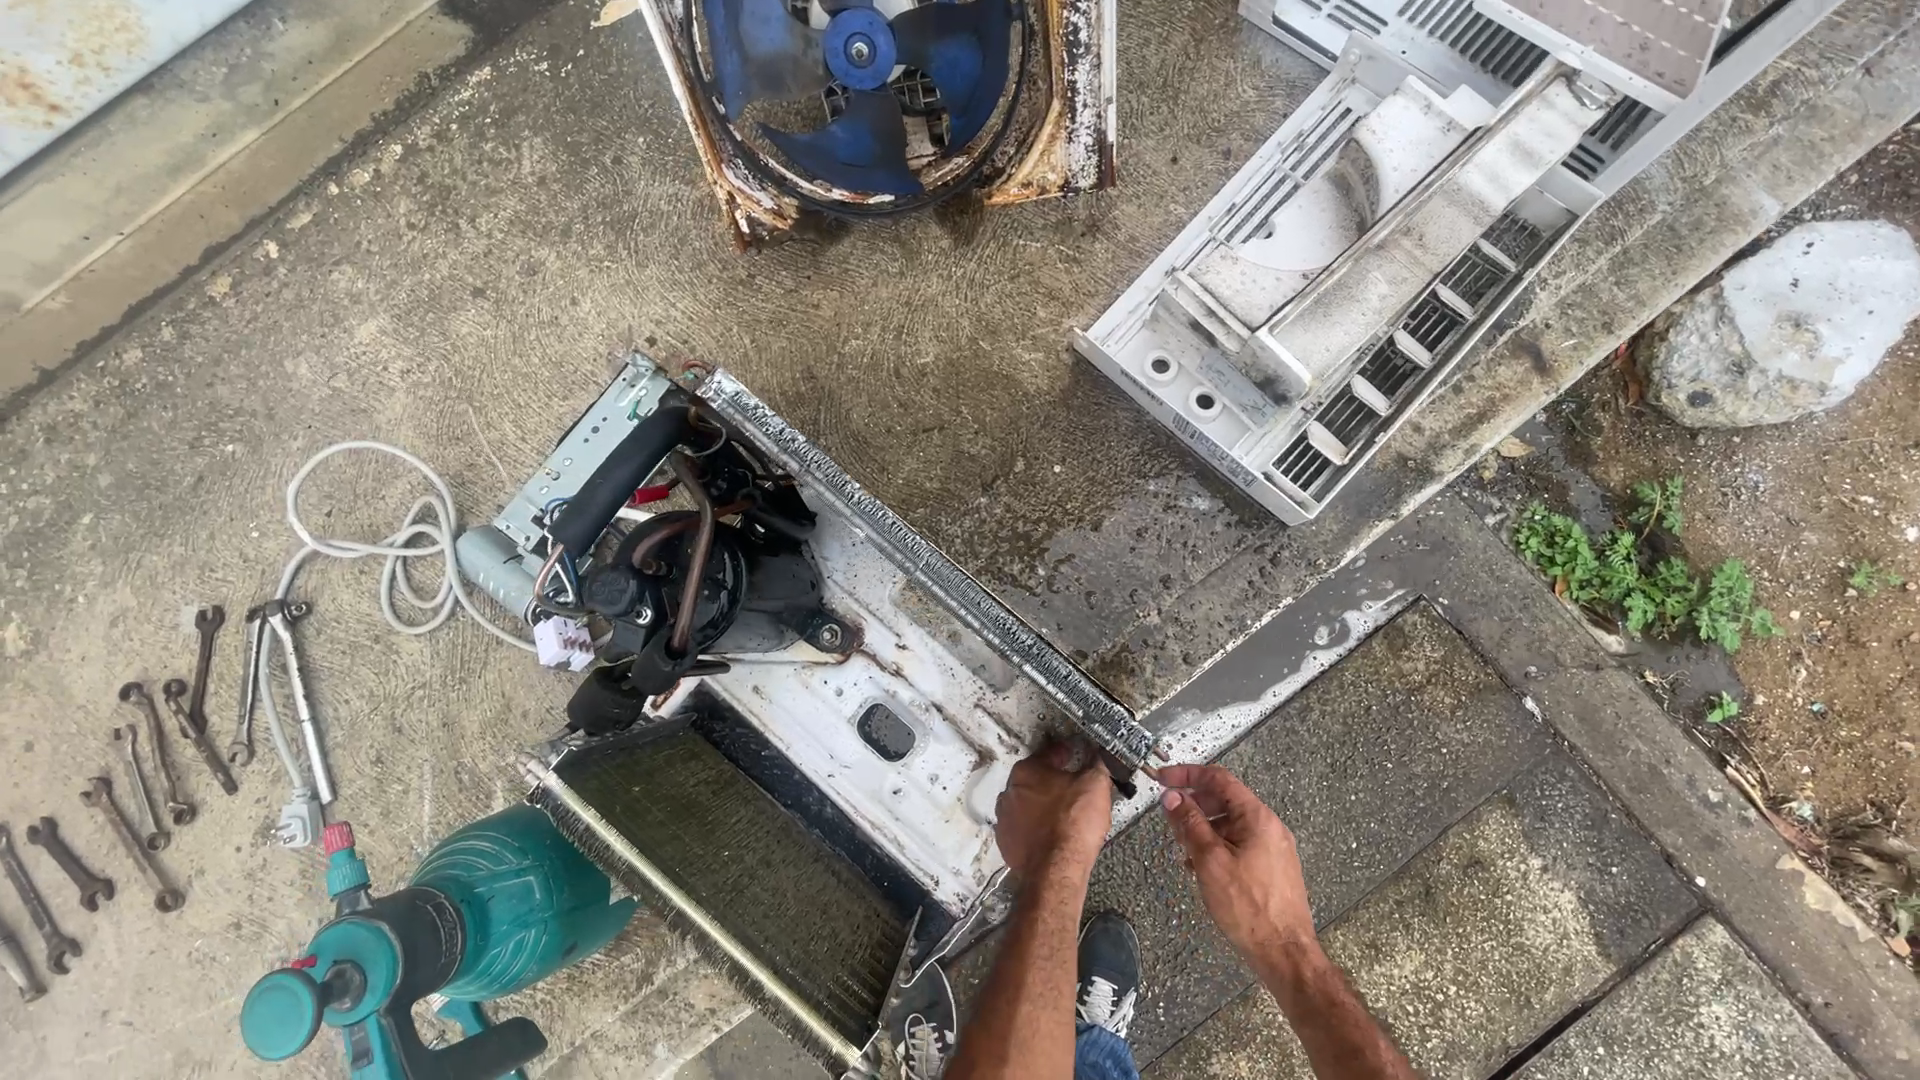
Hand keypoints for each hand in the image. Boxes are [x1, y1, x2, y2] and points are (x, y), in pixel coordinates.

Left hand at [993, 741, 1114, 879]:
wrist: (1056, 869)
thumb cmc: (1074, 823)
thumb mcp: (1095, 785)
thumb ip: (1098, 763)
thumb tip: (1102, 754)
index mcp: (1028, 771)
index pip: (1048, 753)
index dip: (1064, 753)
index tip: (1072, 755)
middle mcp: (1010, 790)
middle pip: (1034, 778)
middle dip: (1051, 780)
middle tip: (1071, 787)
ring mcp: (1005, 817)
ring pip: (1026, 803)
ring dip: (1041, 805)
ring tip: (1063, 814)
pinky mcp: (1006, 841)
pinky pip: (1022, 827)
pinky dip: (1035, 827)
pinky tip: (1050, 833)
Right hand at [1159, 764, 1318, 974]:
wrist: (1285, 953)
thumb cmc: (1247, 905)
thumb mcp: (1210, 860)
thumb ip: (1189, 823)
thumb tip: (1171, 796)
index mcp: (1257, 817)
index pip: (1218, 779)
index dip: (1187, 774)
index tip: (1161, 779)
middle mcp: (1269, 826)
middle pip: (1225, 800)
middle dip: (1193, 805)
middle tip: (1169, 819)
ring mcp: (1274, 848)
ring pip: (1231, 824)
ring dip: (1203, 828)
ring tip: (1183, 849)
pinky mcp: (1273, 868)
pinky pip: (1240, 844)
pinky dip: (1217, 846)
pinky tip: (1202, 868)